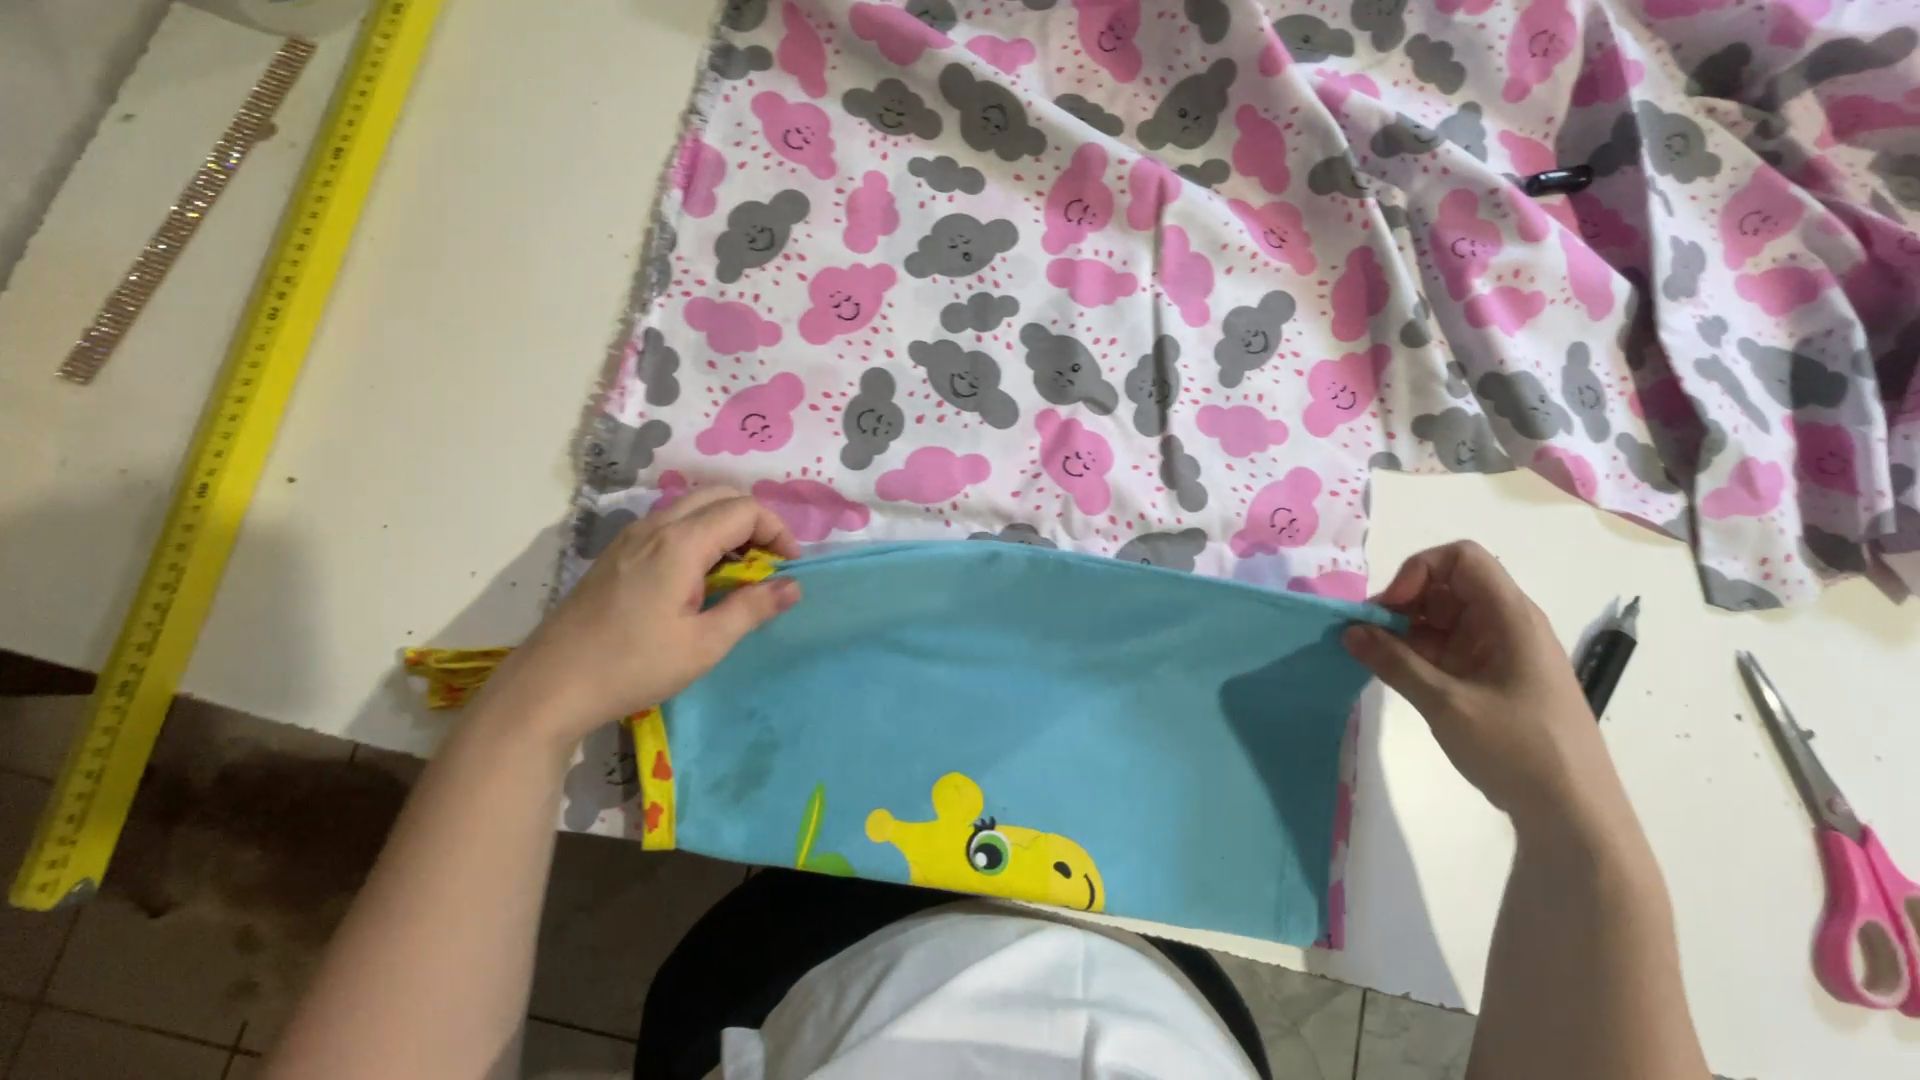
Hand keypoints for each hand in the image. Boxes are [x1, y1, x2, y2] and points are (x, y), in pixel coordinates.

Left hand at [484, 487, 800, 744]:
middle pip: (718, 496)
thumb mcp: (703, 645)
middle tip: (769, 561)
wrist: (551, 684)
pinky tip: (700, 578)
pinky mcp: (617, 554)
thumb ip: (751, 609)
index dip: (777, 530)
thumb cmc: (633, 666)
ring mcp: (631, 537)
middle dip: (754, 520)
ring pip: (692, 507)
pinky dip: (699, 535)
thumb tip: (792, 586)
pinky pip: (670, 525)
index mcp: (679, 543)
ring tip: (740, 571)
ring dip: (726, 526)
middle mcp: (655, 527)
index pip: (744, 509)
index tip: (790, 565)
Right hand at [1342, 541, 1626, 832]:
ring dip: (1406, 631)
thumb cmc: (1518, 749)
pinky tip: (1399, 678)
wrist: (1574, 813)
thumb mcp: (1447, 704)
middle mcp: (1507, 625)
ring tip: (1378, 661)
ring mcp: (1502, 653)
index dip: (1419, 571)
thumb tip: (1349, 630)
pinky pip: (1450, 648)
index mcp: (1510, 617)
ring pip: (1444, 619)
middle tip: (1370, 637)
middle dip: (1404, 603)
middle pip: (1448, 586)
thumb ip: (1394, 662)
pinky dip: (1419, 654)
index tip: (1391, 609)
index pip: (1461, 558)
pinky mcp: (1494, 679)